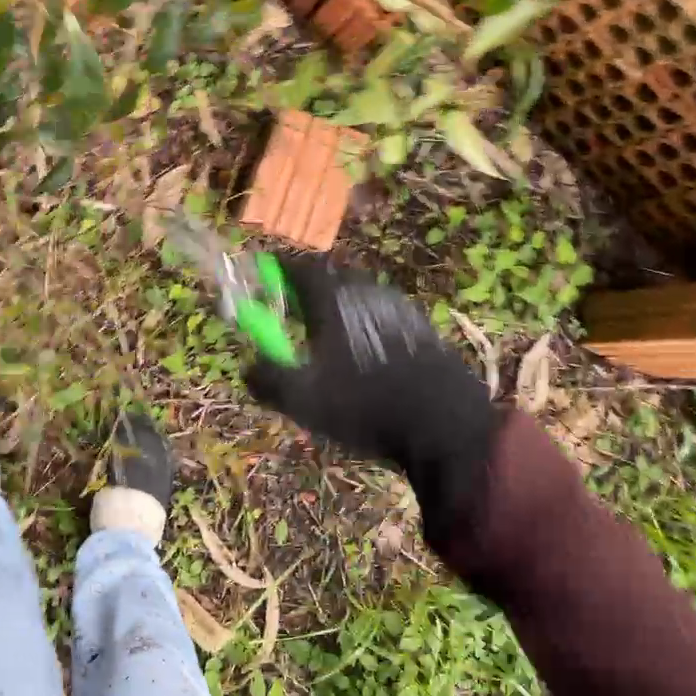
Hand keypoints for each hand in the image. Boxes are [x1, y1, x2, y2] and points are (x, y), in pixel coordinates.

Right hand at [245, 256, 499, 538]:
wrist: (448, 429)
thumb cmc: (366, 407)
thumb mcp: (303, 399)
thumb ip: (267, 378)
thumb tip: (248, 367)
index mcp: (333, 299)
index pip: (298, 266)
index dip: (276, 270)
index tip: (262, 279)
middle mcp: (366, 292)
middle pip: (329, 278)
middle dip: (305, 291)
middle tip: (290, 312)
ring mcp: (399, 308)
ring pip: (357, 298)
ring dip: (337, 310)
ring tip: (326, 342)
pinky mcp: (422, 329)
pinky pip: (380, 316)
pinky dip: (363, 327)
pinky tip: (364, 361)